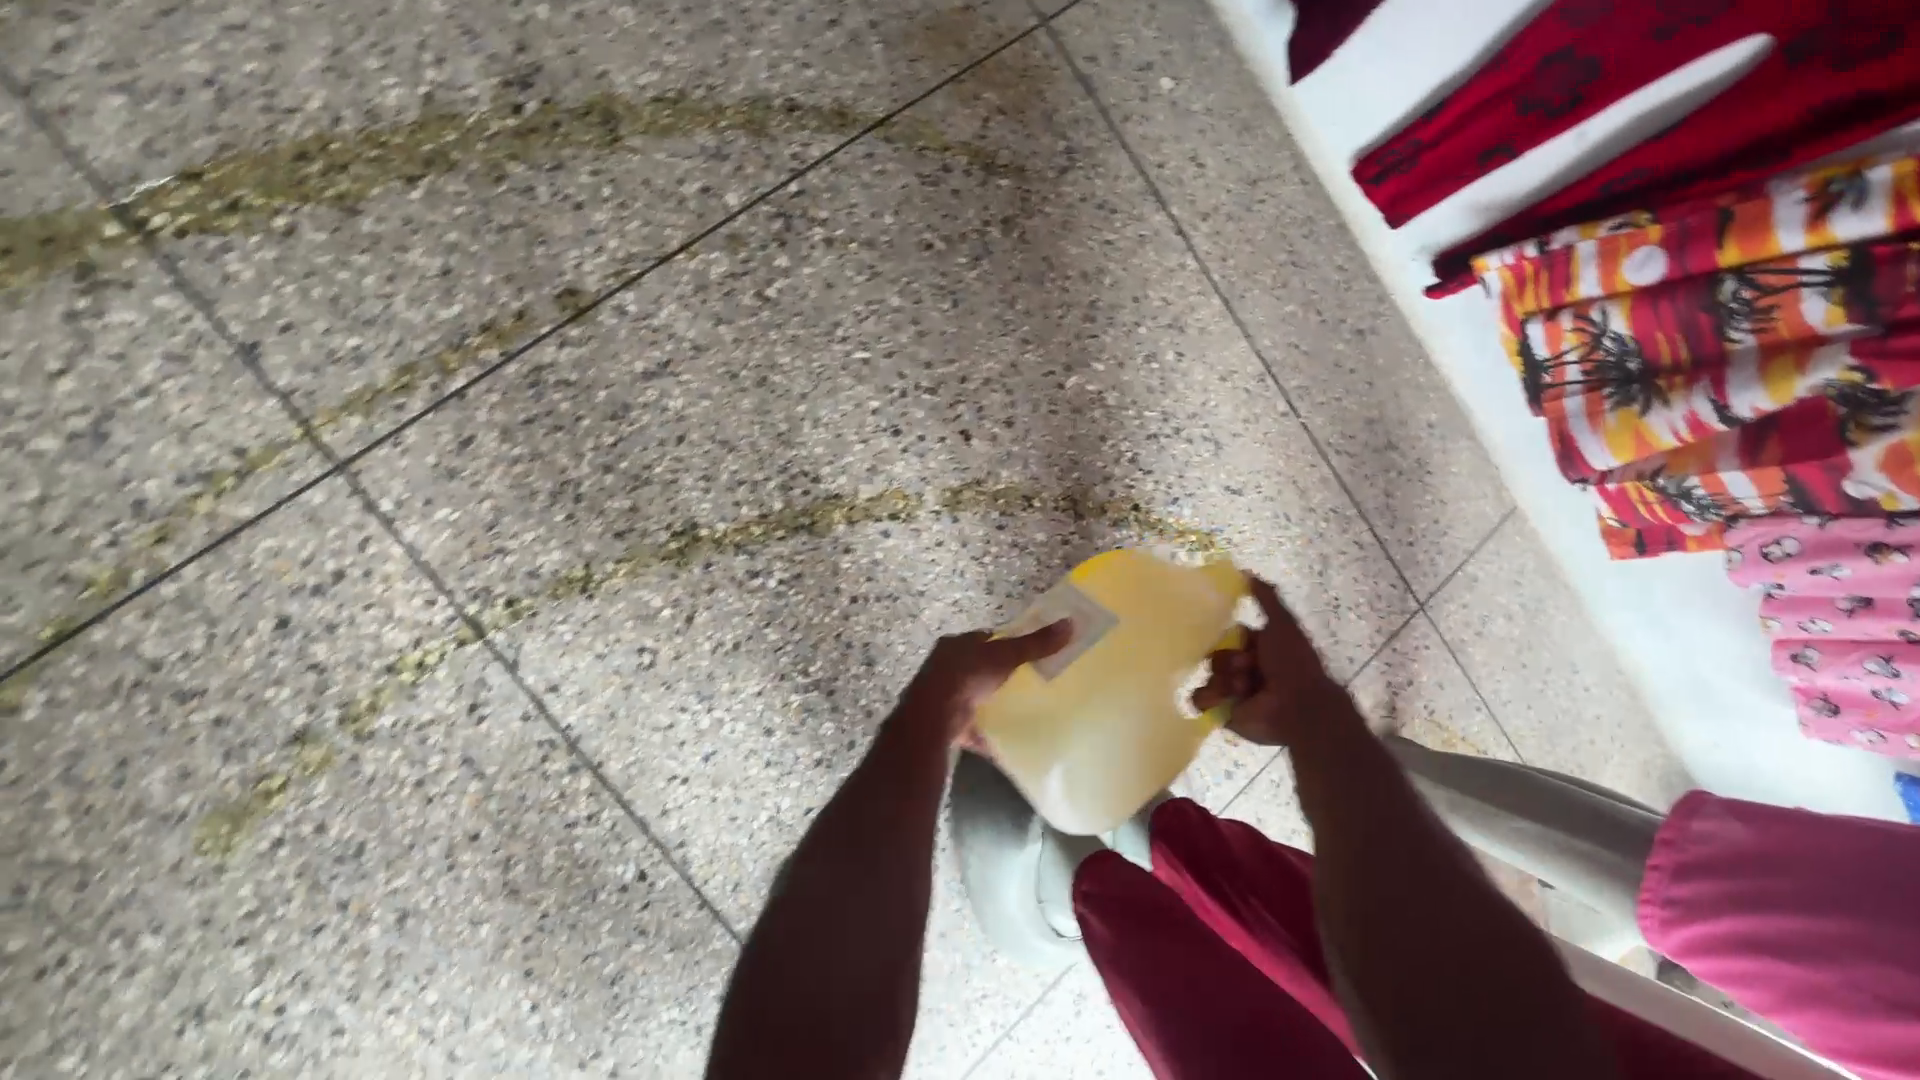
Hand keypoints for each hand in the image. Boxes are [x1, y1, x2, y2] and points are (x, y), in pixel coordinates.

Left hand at [894, 621, 1071, 744]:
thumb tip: (1070, 624)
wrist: (934, 716)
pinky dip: (986, 731)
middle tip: (1026, 682)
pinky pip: (972, 726)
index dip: (1005, 644)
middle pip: (978, 668)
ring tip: (1019, 707)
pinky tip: (1006, 737)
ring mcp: (944, 696)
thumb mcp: (1005, 655)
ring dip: (990, 702)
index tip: (1027, 653)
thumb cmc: (967, 675)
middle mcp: (945, 667)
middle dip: (998, 675)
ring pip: (973, 696)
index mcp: (955, 645)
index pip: (984, 640)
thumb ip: (1036, 643)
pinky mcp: (947, 722)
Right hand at [1191, 575, 1347, 746]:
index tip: (1243, 643)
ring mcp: (1232, 693)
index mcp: (1257, 650)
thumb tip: (1243, 571)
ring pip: (1207, 676)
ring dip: (1224, 679)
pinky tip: (1229, 698)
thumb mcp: (1282, 623)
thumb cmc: (1293, 663)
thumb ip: (1266, 597)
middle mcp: (1243, 670)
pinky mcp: (1222, 713)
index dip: (1232, 639)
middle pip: (1214, 656)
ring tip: (1244, 688)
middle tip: (1247, 668)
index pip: (1227, 638)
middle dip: (1229, 661)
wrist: (1299, 706)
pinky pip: (1199, 700)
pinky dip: (1211, 697)